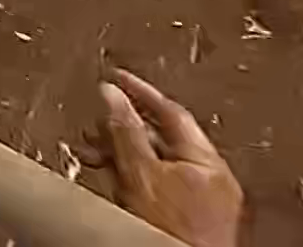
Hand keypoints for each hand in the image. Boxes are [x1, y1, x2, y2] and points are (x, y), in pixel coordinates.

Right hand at [99, 68, 243, 246]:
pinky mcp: (187, 207)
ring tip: (92, 149)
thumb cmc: (171, 226)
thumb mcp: (138, 167)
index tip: (115, 75)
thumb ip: (124, 127)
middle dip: (119, 126)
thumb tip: (111, 92)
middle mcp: (209, 175)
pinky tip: (105, 167)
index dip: (140, 89)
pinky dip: (125, 166)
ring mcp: (200, 193)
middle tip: (97, 121)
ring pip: (150, 154)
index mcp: (206, 162)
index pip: (171, 111)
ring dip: (116, 147)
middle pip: (157, 133)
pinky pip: (151, 173)